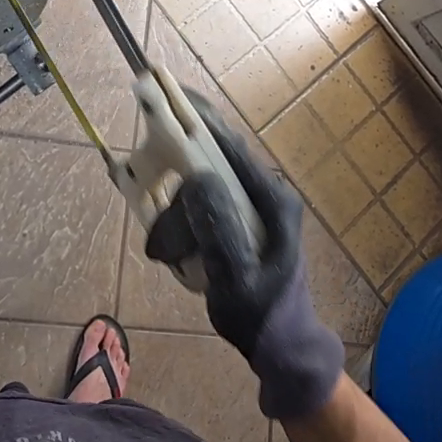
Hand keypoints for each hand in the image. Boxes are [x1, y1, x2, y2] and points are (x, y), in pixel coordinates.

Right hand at [180, 101, 342, 420]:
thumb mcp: (235, 278)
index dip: (197, 116)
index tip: (165, 92)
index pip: (229, 144)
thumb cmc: (262, 317)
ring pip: (199, 192)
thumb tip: (195, 177)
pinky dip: (183, 228)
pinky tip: (177, 256)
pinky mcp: (240, 222)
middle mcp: (264, 194)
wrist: (283, 349)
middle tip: (158, 232)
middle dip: (176, 194)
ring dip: (176, 221)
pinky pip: (202, 211)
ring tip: (165, 257)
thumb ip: (217, 228)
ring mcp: (253, 208)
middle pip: (208, 167)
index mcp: (272, 199)